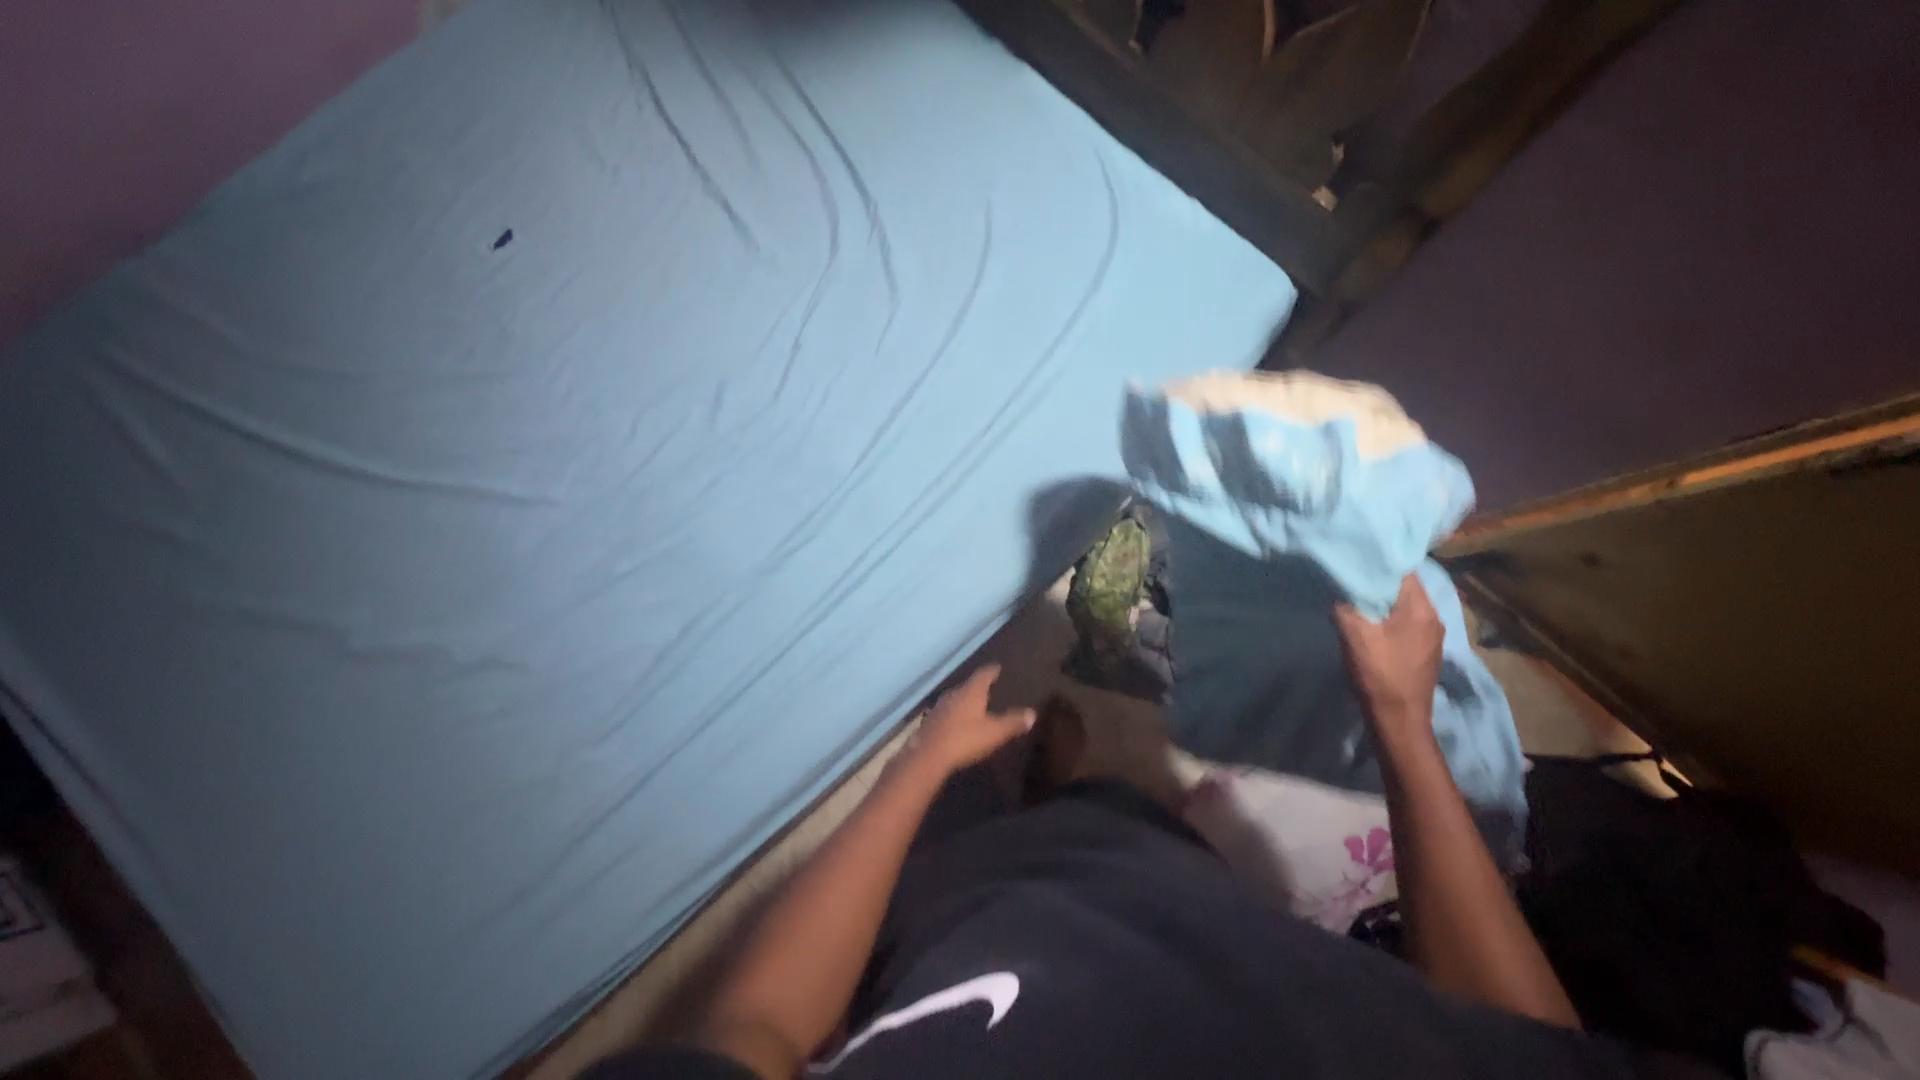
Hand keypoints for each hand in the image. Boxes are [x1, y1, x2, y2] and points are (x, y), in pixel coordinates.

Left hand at [903, 664, 1035, 774]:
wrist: (928, 755)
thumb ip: (1013, 723)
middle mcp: (954, 695)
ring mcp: (939, 708)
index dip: (991, 671)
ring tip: (974, 705)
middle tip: (988, 688)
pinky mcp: (930, 722)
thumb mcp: (994, 732)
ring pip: (956, 699)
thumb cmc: (965, 739)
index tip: (997, 667)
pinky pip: (947, 713)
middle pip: (968, 686)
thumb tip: (1032, 714)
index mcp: (971, 692)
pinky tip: (958, 723)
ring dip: (965, 701)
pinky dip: (955, 714)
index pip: (983, 675)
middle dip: (978, 687)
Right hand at [1333, 574, 1443, 740]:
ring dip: (1381, 602)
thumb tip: (1339, 586)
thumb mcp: (1355, 635)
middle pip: (1404, 588)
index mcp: (1422, 609)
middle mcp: (1433, 618)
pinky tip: (1369, 624)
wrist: (1399, 720)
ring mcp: (1431, 636)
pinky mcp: (1424, 651)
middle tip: (1349, 575)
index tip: (1353, 558)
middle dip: (1377, 581)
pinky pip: (1405, 623)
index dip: (1377, 562)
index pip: (1402, 571)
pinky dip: (1387, 618)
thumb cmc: (1379, 674)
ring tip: (1354, 597)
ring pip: (1403, 607)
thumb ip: (1346, 605)